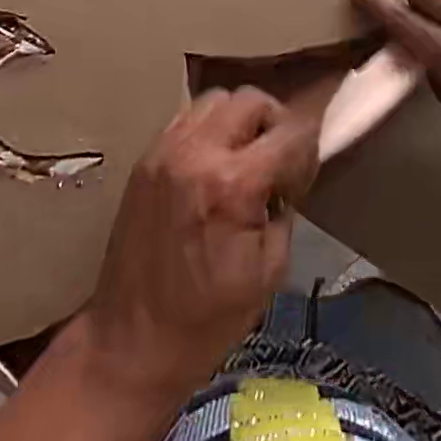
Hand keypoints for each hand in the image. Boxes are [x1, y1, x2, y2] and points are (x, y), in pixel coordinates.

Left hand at [81, 87, 318, 404]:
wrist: (132, 342)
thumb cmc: (209, 318)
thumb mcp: (271, 269)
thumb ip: (285, 207)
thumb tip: (288, 172)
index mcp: (233, 185)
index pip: (290, 133)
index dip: (308, 149)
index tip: (306, 171)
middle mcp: (196, 153)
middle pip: (251, 99)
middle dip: (275, 122)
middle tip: (278, 159)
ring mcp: (165, 151)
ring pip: (216, 98)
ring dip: (239, 118)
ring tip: (244, 156)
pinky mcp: (144, 158)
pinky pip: (186, 118)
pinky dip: (208, 127)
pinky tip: (213, 162)